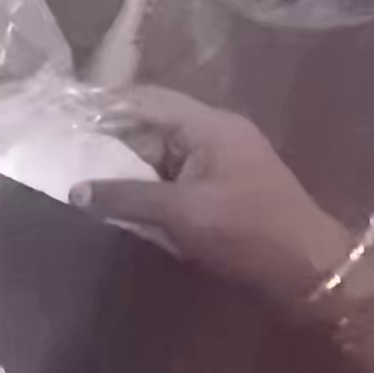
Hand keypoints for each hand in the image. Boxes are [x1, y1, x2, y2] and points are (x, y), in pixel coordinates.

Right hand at [69, 86, 354, 307]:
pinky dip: (138, 184)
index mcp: (209, 126)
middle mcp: (211, 134)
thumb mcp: (182, 212)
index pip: (147, 100)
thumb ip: (125, 196)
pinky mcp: (212, 187)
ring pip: (154, 153)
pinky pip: (165, 176)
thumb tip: (75, 190)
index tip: (67, 116)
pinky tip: (111, 196)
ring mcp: (214, 161)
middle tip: (65, 149)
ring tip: (78, 172)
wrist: (308, 272)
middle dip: (107, 138)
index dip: (105, 105)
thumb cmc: (248, 231)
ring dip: (121, 165)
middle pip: (148, 126)